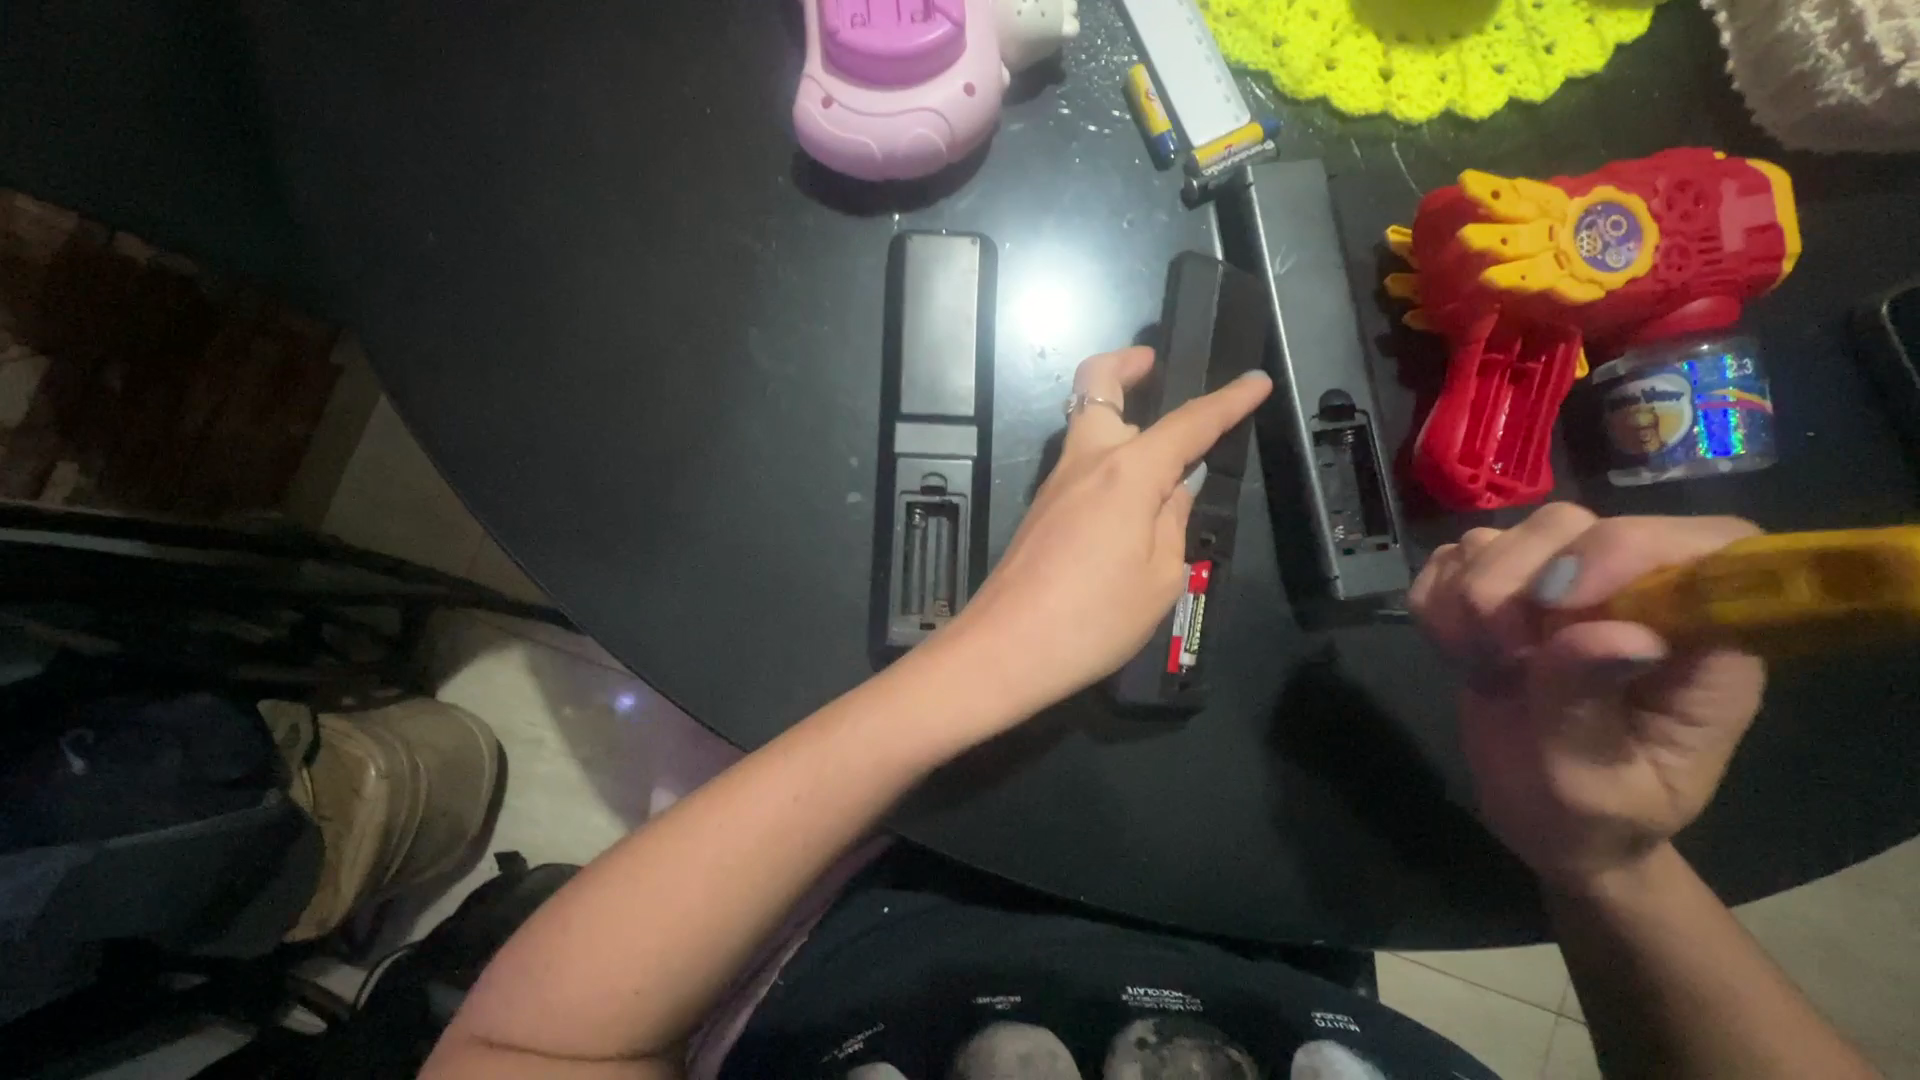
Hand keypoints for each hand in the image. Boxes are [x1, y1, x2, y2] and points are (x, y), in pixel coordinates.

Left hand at [933, 346, 1271, 724]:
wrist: (1007, 648)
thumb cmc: (1093, 617)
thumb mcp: (1161, 578)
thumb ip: (1172, 525)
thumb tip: (1171, 494)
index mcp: (1127, 472)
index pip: (1189, 423)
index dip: (1227, 402)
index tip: (1254, 383)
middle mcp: (1086, 463)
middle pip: (1097, 387)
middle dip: (1127, 365)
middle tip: (1155, 369)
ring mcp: (1055, 485)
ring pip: (1086, 427)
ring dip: (1119, 419)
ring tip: (1162, 458)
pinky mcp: (1040, 512)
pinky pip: (1081, 469)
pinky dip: (1109, 465)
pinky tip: (1131, 509)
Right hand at [1408, 505, 1766, 889]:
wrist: (1543, 822)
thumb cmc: (1592, 816)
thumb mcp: (1594, 781)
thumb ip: (1590, 704)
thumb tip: (1615, 634)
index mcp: (1701, 642)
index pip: (1698, 545)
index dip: (1626, 550)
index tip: (1556, 602)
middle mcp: (1634, 597)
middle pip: (1574, 527)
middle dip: (1516, 581)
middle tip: (1501, 653)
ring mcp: (1559, 589)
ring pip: (1504, 537)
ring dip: (1468, 595)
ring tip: (1478, 660)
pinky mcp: (1498, 592)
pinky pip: (1451, 559)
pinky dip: (1435, 599)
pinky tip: (1453, 649)